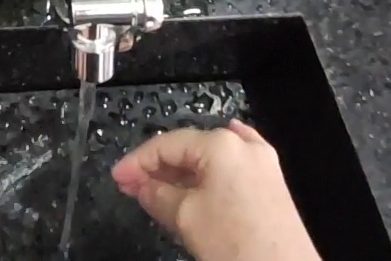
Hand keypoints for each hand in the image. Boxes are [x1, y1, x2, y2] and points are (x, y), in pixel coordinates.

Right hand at [112, 120, 321, 260]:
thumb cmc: (234, 246)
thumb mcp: (186, 219)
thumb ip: (157, 195)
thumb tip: (141, 186)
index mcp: (219, 144)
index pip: (166, 145)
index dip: (137, 162)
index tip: (117, 178)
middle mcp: (242, 145)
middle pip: (189, 150)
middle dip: (159, 168)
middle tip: (132, 187)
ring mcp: (262, 164)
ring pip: (210, 161)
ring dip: (182, 174)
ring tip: (157, 190)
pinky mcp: (273, 186)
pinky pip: (234, 167)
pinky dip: (213, 170)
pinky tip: (207, 165)